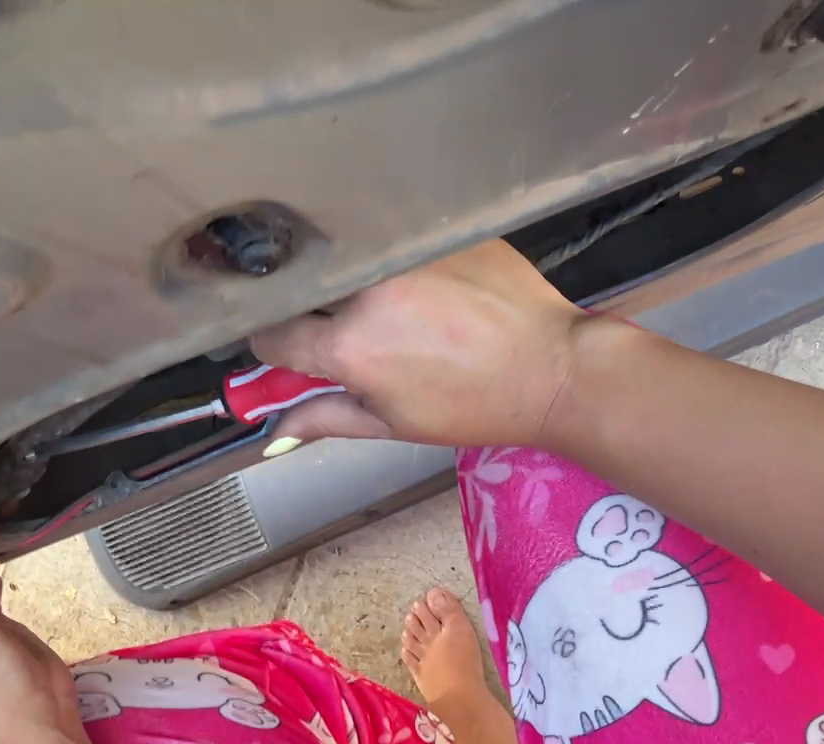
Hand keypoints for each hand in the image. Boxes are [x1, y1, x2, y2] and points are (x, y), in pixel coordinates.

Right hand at [250, 239, 592, 447]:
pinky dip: (389, 253)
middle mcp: (365, 289)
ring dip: (348, 276)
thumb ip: (328, 418)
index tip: (292, 348)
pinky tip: (419, 275)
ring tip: (387, 300)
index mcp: (349, 347)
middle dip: (309, 307)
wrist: (552, 367)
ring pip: (344, 254)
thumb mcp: (394, 423)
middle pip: (302, 287)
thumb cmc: (472, 406)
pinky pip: (389, 234)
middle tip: (341, 325)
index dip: (273, 345)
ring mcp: (401, 249)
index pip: (271, 333)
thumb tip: (273, 436)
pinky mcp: (434, 226)